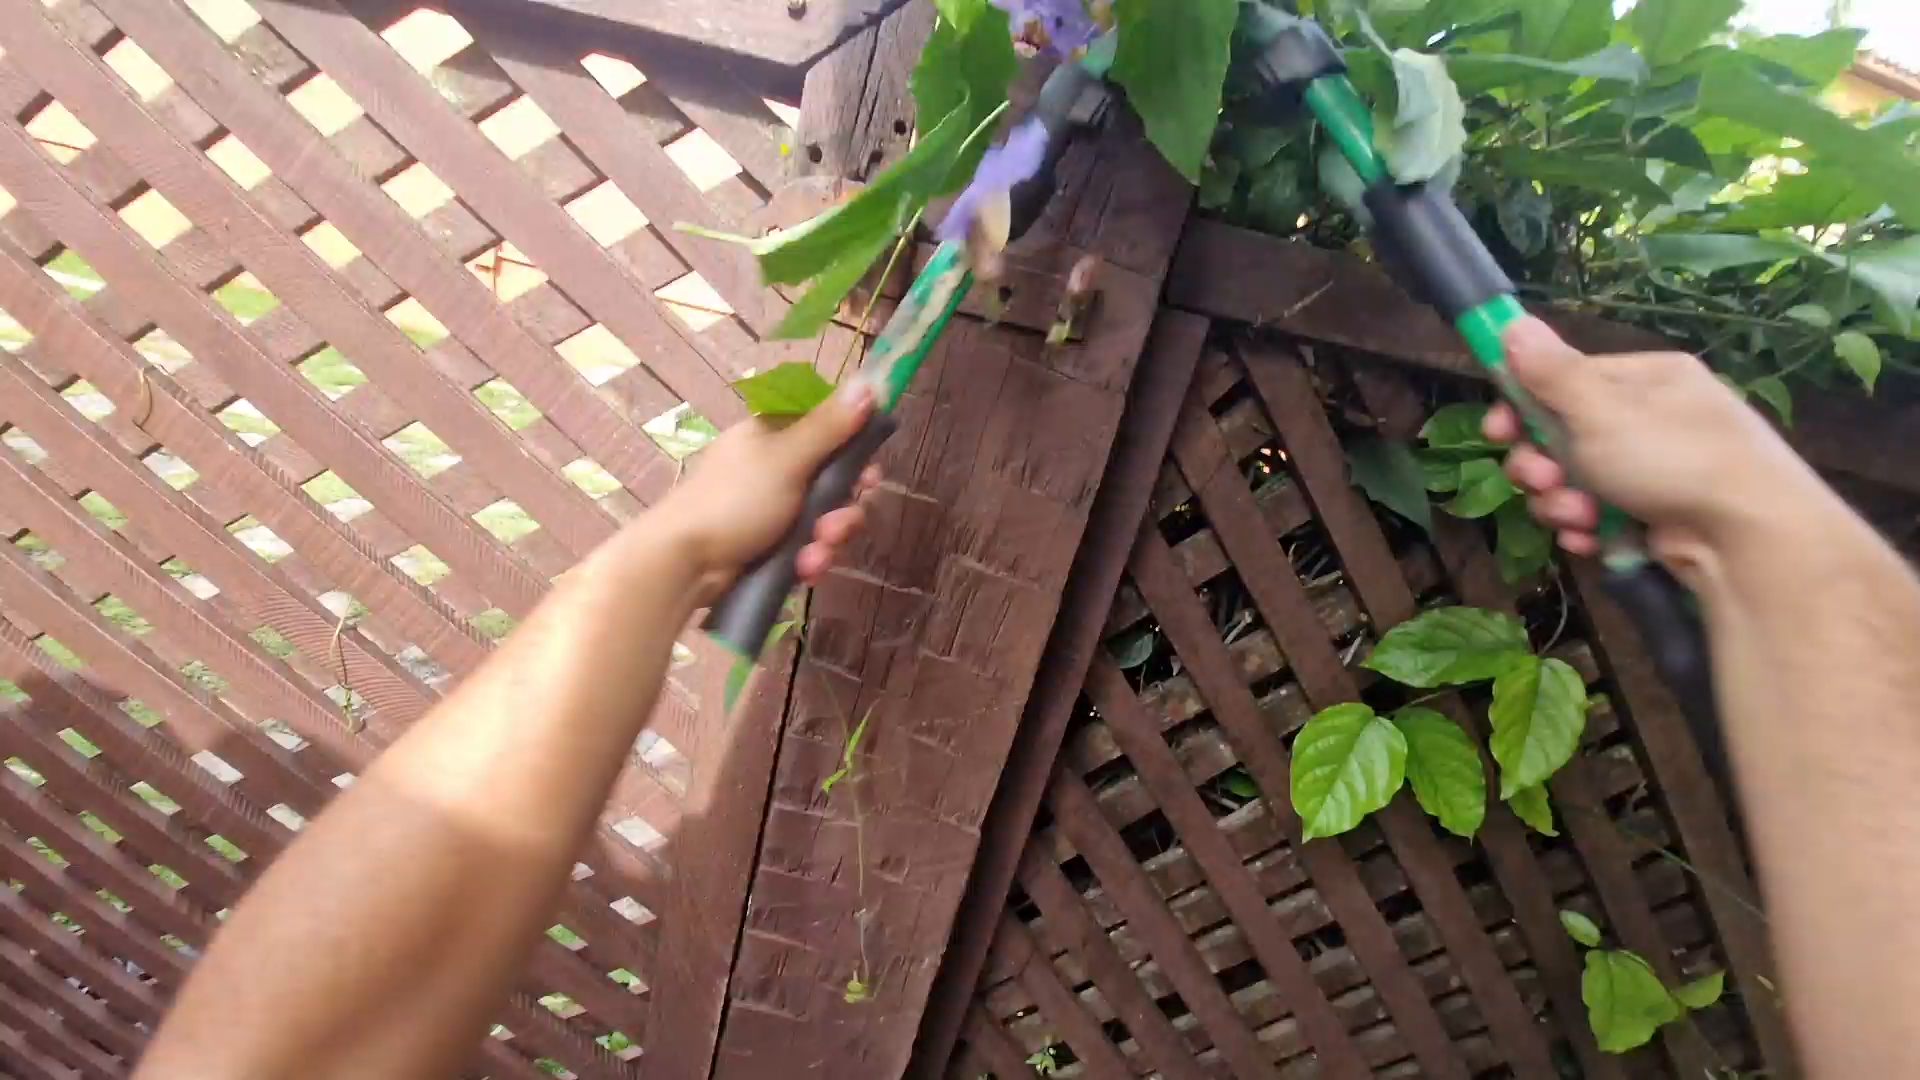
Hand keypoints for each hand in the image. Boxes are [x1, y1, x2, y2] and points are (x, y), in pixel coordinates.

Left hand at [653, 384, 882, 597]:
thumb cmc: (734, 499)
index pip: (829, 432)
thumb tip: (870, 383)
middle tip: (838, 525)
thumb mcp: (787, 458)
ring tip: (815, 554)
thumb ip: (831, 426)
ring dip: (829, 539)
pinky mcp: (772, 545)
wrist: (684, 562)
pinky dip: (811, 559)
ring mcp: (774, 509)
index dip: (856, 455)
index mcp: (775, 436)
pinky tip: (804, 569)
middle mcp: (777, 469)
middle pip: (835, 482)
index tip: (870, 475)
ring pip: (826, 519)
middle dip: (843, 510)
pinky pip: (809, 546)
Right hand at [1482, 318, 1828, 570]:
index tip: (1498, 432)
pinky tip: (1595, 536)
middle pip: (1553, 437)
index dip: (1520, 408)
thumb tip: (1511, 323)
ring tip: (1581, 517)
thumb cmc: (1672, 459)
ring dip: (1558, 503)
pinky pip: (1586, 513)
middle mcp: (1644, 418)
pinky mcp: (1643, 511)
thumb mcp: (1601, 410)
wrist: (1746, 539)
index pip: (1559, 382)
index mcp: (1643, 380)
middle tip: (1544, 480)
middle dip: (1537, 467)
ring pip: (1564, 481)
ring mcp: (1645, 467)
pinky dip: (1583, 527)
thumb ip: (1550, 372)